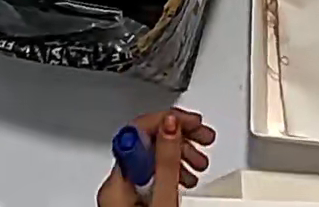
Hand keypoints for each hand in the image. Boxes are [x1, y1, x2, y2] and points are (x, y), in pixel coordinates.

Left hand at [96, 108, 214, 206]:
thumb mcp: (164, 200)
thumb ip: (167, 161)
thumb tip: (171, 121)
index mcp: (116, 181)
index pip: (140, 130)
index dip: (168, 119)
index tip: (192, 121)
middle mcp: (114, 186)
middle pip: (146, 142)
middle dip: (179, 135)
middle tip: (204, 137)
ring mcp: (121, 196)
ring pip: (150, 158)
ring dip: (178, 153)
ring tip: (200, 161)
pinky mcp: (131, 204)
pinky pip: (150, 175)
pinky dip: (170, 171)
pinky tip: (185, 176)